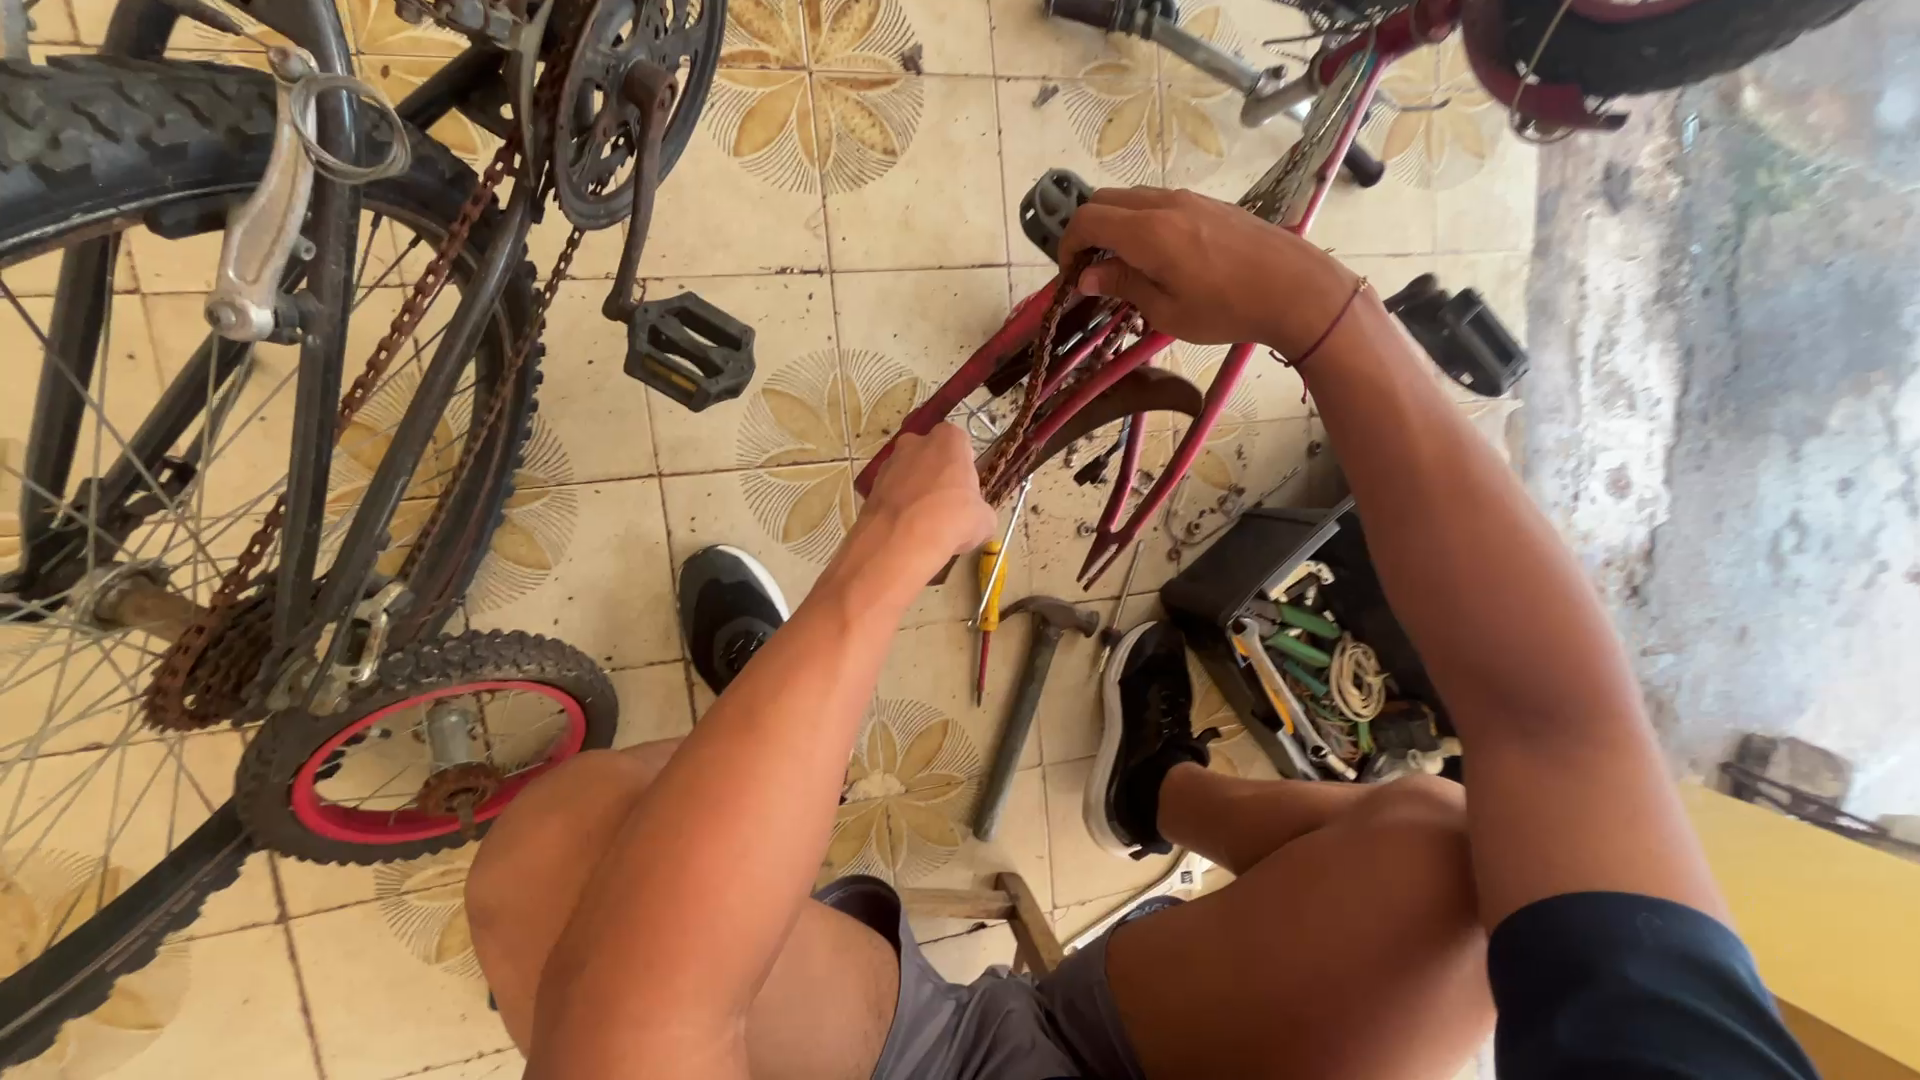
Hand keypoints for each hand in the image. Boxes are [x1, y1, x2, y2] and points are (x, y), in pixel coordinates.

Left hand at [859, 423, 996, 561]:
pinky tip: (905, 528)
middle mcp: (915, 442)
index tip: (965, 490)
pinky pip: (891, 492)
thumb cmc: (952, 519)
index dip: (964, 467)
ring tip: (923, 522)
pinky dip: (898, 506)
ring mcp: (889, 462)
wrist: (901, 540)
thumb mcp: (984, 520)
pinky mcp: (871, 485)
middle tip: (945, 505)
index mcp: (948, 439)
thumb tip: (979, 520)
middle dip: (936, 474)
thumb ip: (981, 512)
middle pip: (930, 455)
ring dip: (915, 490)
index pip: (960, 443)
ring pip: (908, 473)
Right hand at [1057, 187, 1360, 356]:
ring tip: (1121, 266)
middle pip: (1104, 200)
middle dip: (1086, 231)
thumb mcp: (1166, 310)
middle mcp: (1164, 204)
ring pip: (1131, 199)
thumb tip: (1087, 276)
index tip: (1070, 276)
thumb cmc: (1227, 309)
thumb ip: (1123, 284)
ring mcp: (1188, 199)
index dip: (1067, 245)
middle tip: (1090, 270)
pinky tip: (1154, 257)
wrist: (1294, 288)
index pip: (1087, 220)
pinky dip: (1139, 222)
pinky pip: (1157, 203)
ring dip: (1114, 225)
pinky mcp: (1207, 203)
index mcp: (1148, 232)